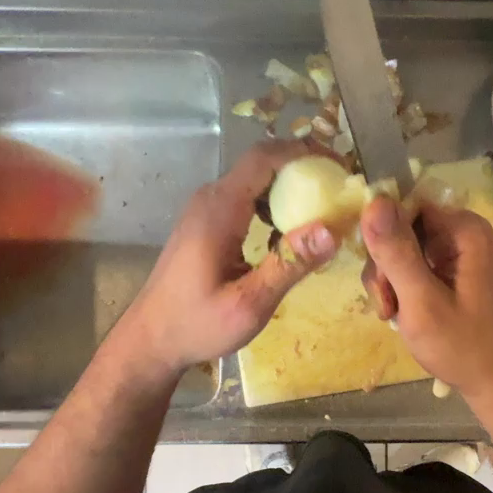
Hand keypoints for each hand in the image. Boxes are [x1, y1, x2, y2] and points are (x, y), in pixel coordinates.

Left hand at [115, 140, 337, 379]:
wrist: (151, 340)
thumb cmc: (196, 325)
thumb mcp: (249, 303)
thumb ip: (289, 264)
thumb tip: (332, 229)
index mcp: (220, 209)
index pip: (264, 157)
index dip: (304, 152)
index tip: (340, 167)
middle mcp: (211, 199)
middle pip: (262, 165)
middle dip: (304, 170)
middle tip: (341, 191)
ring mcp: (206, 210)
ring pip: (255, 183)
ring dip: (290, 190)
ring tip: (325, 211)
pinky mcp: (206, 225)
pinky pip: (246, 201)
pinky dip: (273, 207)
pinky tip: (290, 236)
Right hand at [360, 196, 492, 398]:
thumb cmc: (464, 347)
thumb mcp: (422, 302)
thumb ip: (396, 253)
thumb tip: (373, 202)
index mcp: (466, 230)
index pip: (406, 207)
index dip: (383, 237)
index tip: (379, 278)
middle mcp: (466, 234)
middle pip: (404, 230)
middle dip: (386, 267)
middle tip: (386, 306)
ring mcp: (462, 255)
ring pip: (405, 252)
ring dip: (391, 283)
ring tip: (394, 316)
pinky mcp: (457, 275)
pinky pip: (418, 268)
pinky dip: (405, 291)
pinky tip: (404, 316)